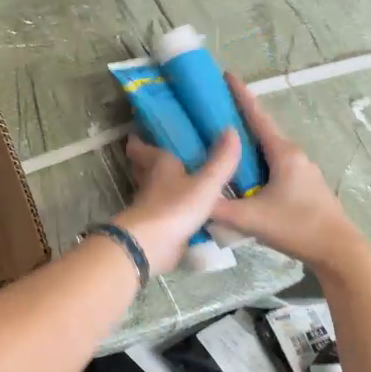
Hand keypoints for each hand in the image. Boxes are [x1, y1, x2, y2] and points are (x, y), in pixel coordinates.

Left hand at [111, 128, 239, 272]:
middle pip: (145, 165)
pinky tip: (195, 205)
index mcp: (157, 163)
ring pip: (155, 186)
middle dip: (156, 157)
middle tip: (178, 150)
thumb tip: (231, 129)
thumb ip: (221, 160)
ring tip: (192, 176)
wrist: (151, 244)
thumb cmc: (175, 206)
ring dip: (168, 181)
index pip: (139, 145)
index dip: (141, 137)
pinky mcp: (158, 222)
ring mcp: (151, 202)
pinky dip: (176, 203)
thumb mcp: (205, 183)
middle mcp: (150, 180)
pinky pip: (166, 207)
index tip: (150, 128)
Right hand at [208, 74, 370, 276]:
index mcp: (283, 154)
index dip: (241, 95)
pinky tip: (241, 174)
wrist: (340, 254)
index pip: (257, 117)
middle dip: (238, 118)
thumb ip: (215, 206)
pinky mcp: (304, 186)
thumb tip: (190, 197)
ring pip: (267, 150)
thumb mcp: (249, 218)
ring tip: (221, 143)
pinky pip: (273, 164)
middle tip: (212, 110)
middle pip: (261, 130)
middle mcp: (294, 156)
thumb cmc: (297, 227)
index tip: (227, 75)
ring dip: (246, 144)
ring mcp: (302, 171)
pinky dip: (255, 161)